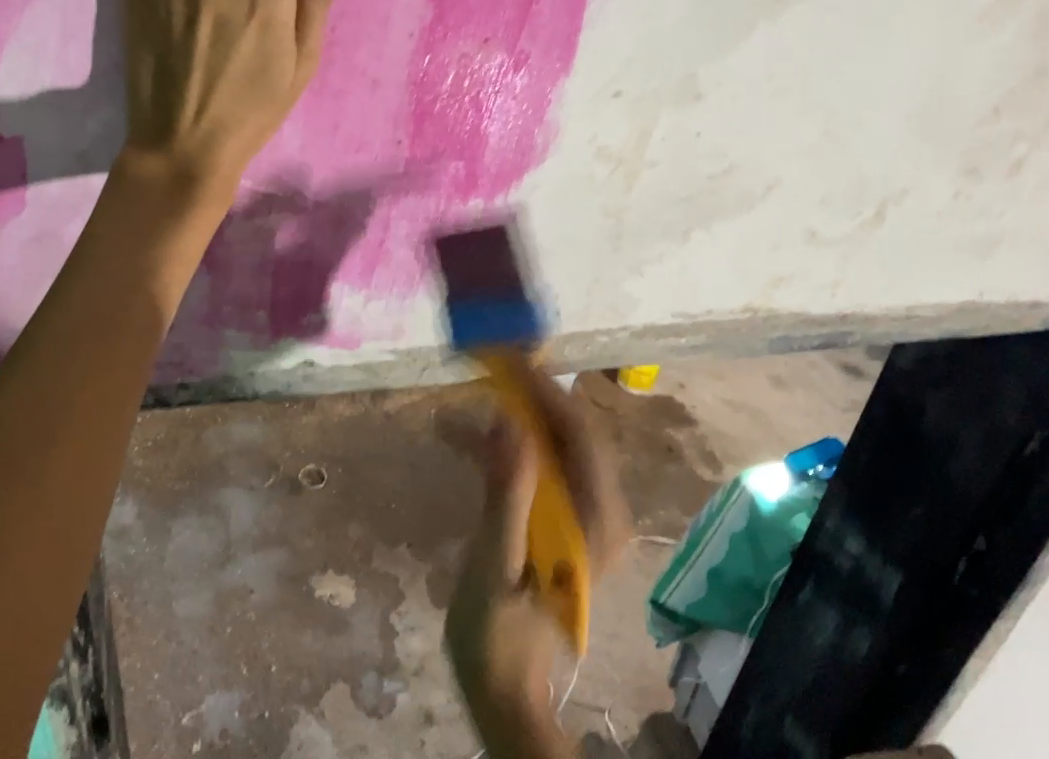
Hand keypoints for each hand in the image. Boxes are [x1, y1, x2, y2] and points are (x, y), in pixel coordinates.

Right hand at [443, 364, 633, 758]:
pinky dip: (498, 453)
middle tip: (478, 371)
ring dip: (503, 427)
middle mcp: (598, 513)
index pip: (580, 434)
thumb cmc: (498, 633)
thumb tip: (509, 422)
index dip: (544, 392)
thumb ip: (506, 493)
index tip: (504, 361)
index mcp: (595, 521)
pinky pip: (532, 471)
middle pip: (566, 435)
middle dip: (522, 400)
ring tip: (450, 421)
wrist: (502, 687)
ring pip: (546, 449)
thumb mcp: (496, 561)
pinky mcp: (555, 525)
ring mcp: (578, 519)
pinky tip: (458, 446)